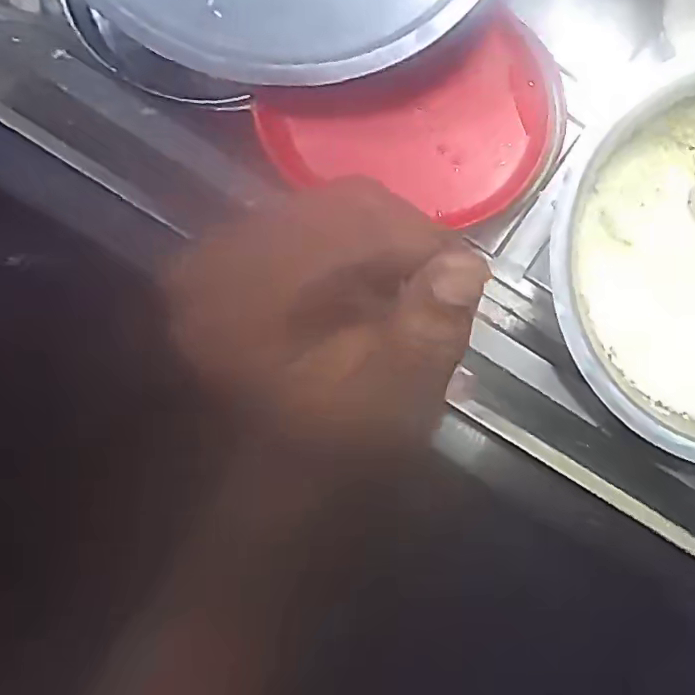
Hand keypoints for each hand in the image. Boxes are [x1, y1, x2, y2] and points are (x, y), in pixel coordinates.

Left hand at [167, 179, 487, 458]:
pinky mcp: (238, 269)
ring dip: (389, 244)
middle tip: (447, 281)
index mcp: (253, 287)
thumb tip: (468, 265)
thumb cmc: (331, 447)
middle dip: (411, 238)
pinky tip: (381, 294)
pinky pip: (315, 231)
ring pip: (333, 213)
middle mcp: (225, 257)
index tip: (469, 275)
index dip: (428, 242)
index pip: (360, 222)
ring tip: (416, 291)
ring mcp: (226, 259)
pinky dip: (361, 253)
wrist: (269, 489)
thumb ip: (430, 328)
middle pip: (346, 205)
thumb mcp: (393, 396)